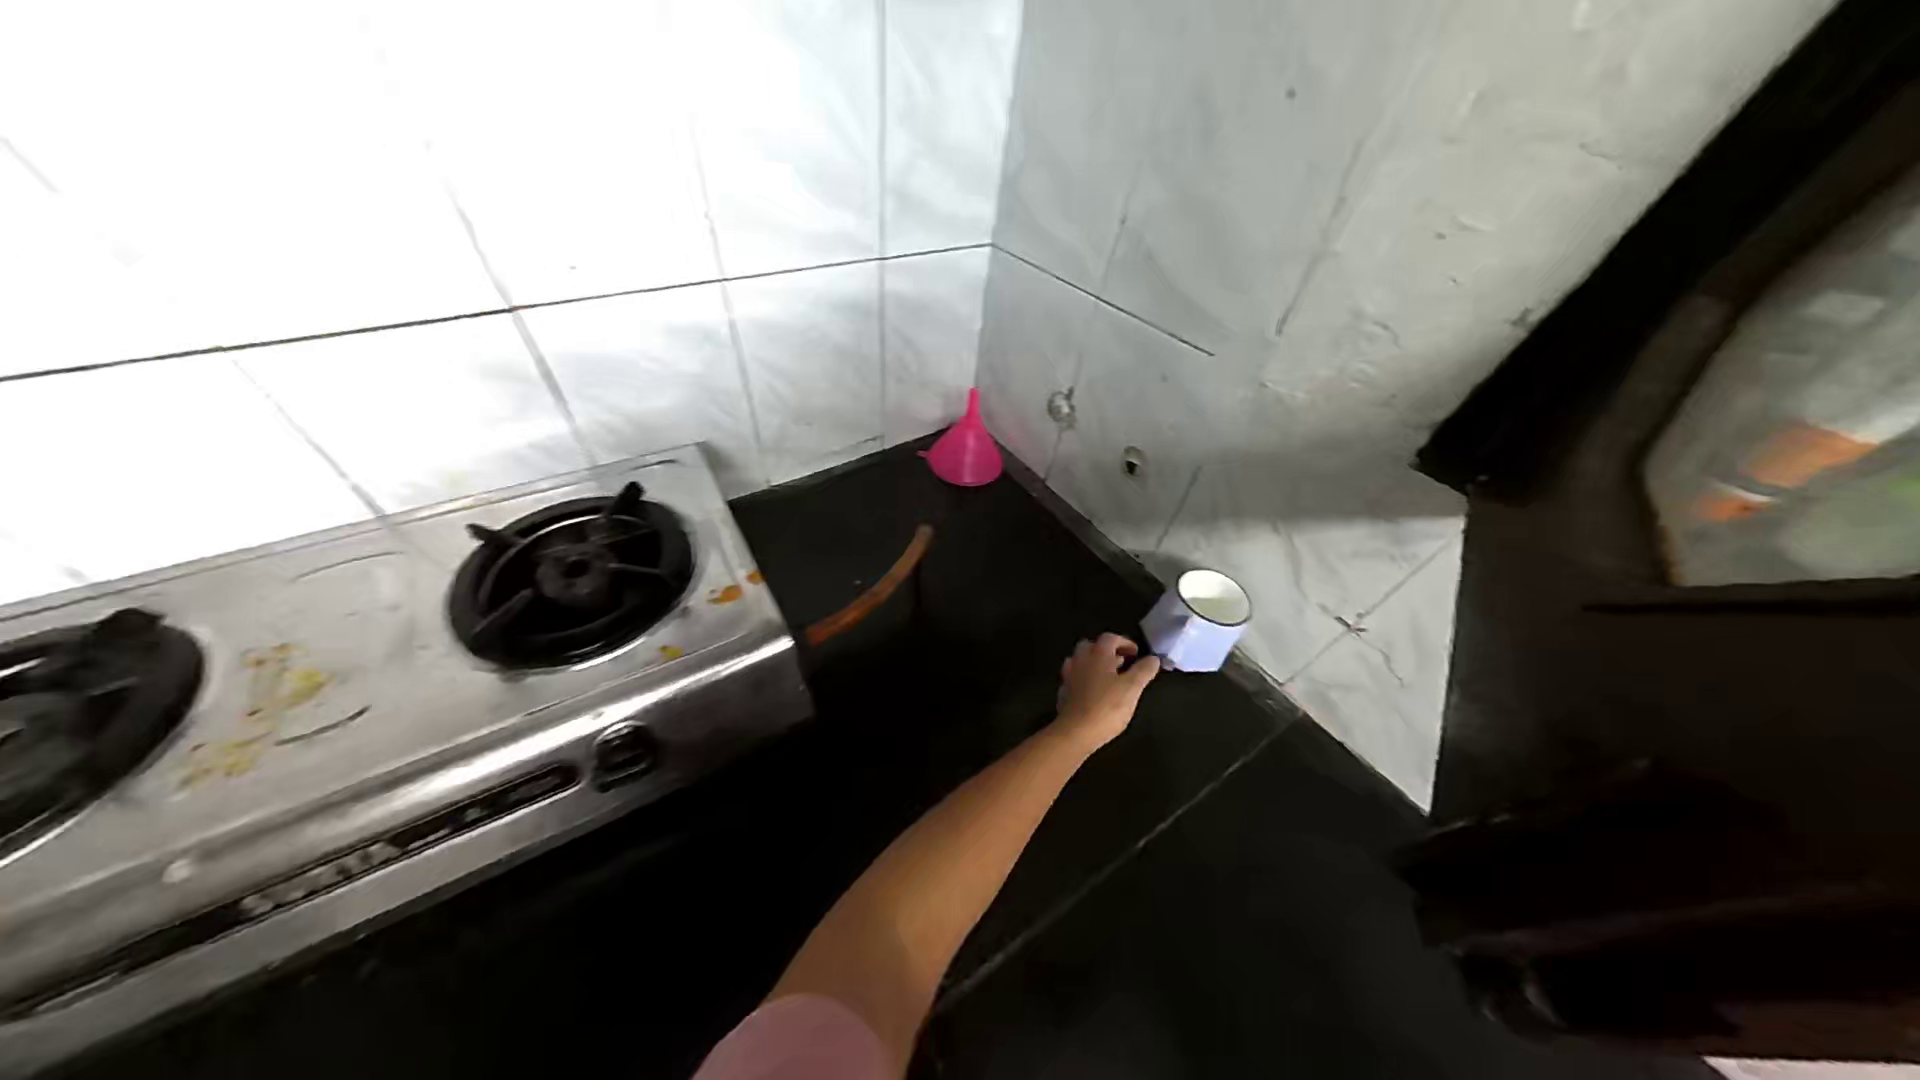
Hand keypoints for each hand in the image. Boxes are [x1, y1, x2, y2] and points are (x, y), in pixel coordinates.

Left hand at [1053, 634, 1160, 750]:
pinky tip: (1093, 692)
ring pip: (1080, 662)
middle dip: (1106, 651)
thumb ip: (1143, 671)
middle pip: (1090, 646)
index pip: (1109, 638)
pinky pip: (1074, 679)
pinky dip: (1085, 679)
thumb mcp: (1132, 688)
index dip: (1124, 642)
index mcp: (1097, 655)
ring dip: (1094, 664)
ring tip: (1109, 676)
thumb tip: (1153, 658)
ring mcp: (1068, 676)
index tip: (1135, 653)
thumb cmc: (1107, 707)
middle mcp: (1080, 661)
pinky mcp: (1063, 693)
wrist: (1076, 731)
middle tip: (1121, 662)